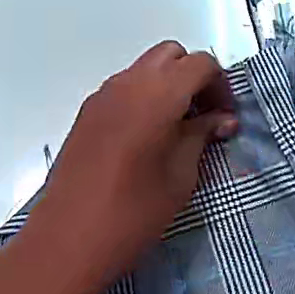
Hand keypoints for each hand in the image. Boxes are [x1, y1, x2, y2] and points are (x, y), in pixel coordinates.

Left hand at [24, 41, 238, 287]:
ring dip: (167, 85)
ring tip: (178, 129)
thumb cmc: (133, 212)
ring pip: (145, 68)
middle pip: (171, 55)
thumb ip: (201, 136)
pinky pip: (124, 87)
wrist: (68, 238)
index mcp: (158, 92)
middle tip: (205, 116)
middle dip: (194, 76)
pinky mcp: (87, 111)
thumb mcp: (181, 176)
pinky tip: (148, 137)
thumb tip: (220, 119)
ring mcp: (103, 94)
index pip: (200, 63)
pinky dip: (144, 97)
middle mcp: (129, 82)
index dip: (220, 85)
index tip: (226, 117)